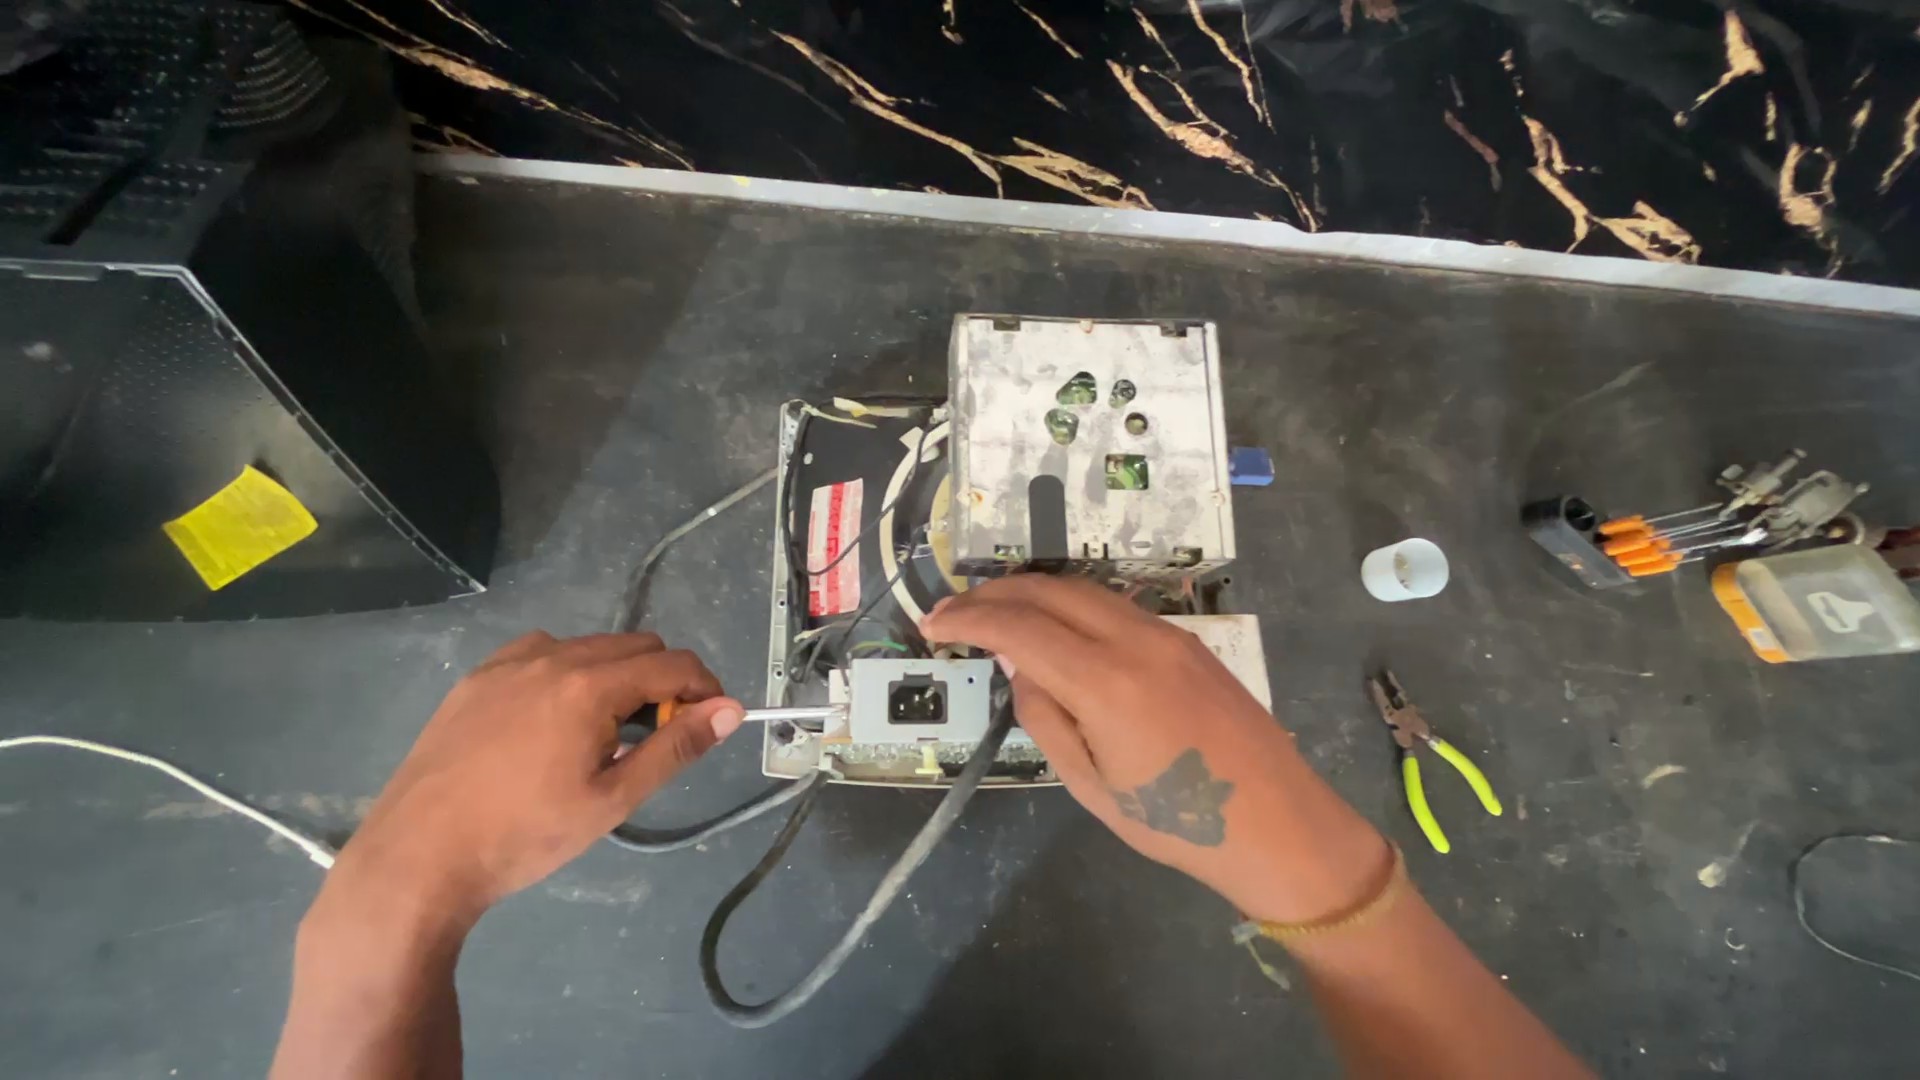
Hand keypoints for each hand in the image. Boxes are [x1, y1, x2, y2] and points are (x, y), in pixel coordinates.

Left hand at [318, 631, 743, 928]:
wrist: (414, 863)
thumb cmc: (524, 836)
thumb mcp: (614, 799)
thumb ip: (677, 747)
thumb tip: (731, 710)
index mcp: (590, 685)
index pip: (675, 663)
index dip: (705, 687)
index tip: (708, 720)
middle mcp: (552, 657)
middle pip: (638, 646)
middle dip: (664, 680)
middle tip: (655, 734)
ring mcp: (508, 663)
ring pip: (591, 645)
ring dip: (618, 674)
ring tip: (602, 731)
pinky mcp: (476, 678)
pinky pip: (543, 651)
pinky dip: (569, 670)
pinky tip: (553, 716)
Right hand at [920, 576, 1386, 922]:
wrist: (1280, 824)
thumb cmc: (1177, 822)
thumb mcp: (1091, 785)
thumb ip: (1045, 716)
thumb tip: (1019, 665)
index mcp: (1106, 682)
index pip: (1019, 626)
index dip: (967, 618)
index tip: (931, 624)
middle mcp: (1135, 639)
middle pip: (1048, 589)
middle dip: (992, 593)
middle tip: (954, 611)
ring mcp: (1166, 633)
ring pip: (1082, 589)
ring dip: (1031, 592)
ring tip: (995, 612)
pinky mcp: (1186, 639)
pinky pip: (1113, 606)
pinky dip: (1069, 605)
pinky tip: (1054, 627)